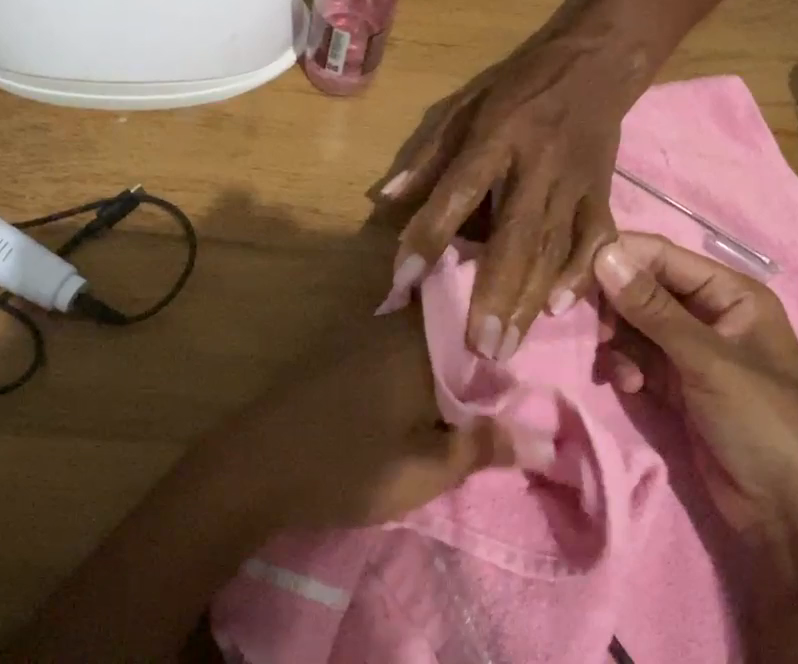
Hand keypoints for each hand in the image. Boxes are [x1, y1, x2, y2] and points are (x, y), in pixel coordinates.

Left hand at [196, 313, 534, 530]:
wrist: (253, 467)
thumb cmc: (345, 469)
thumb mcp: (423, 471)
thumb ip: (482, 448)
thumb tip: (544, 439)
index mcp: (420, 345)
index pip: (482, 331)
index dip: (512, 354)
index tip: (534, 382)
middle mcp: (392, 326)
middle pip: (453, 330)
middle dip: (480, 361)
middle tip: (506, 400)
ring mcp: (360, 335)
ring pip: (423, 339)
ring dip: (447, 366)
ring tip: (470, 405)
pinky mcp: (338, 351)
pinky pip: (394, 346)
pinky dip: (416, 369)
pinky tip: (420, 402)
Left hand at [378, 34, 644, 360]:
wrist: (597, 62)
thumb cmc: (519, 84)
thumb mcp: (463, 104)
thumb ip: (427, 154)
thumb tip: (386, 198)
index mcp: (496, 136)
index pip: (458, 191)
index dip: (429, 235)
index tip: (403, 281)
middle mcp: (538, 164)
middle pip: (517, 235)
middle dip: (498, 294)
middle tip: (480, 347)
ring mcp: (576, 181)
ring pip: (555, 248)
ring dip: (532, 301)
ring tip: (510, 348)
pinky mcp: (604, 192)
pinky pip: (596, 240)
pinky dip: (581, 276)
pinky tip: (562, 309)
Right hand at [591, 233, 797, 580]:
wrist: (788, 514)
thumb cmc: (763, 423)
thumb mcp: (707, 361)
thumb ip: (652, 308)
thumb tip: (603, 254)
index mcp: (731, 293)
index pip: (661, 256)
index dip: (615, 258)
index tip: (569, 271)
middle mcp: (709, 313)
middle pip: (641, 287)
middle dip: (611, 305)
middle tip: (586, 326)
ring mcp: (690, 350)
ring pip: (632, 324)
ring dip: (616, 341)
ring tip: (616, 369)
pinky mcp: (674, 383)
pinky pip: (634, 357)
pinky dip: (624, 366)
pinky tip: (627, 385)